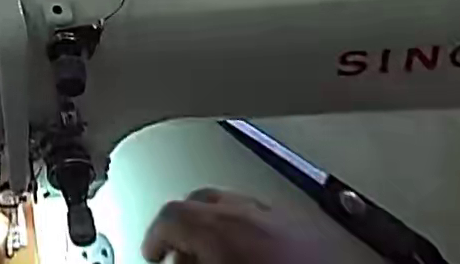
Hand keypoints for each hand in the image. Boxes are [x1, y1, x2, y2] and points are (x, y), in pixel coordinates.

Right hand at [142, 189, 334, 262]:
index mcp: (219, 224)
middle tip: (177, 256)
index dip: (155, 234)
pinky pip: (262, 217)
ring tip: (212, 256)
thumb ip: (190, 259)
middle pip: (199, 202)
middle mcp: (247, 210)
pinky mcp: (307, 230)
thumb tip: (173, 260)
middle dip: (183, 226)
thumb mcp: (216, 263)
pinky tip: (251, 255)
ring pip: (231, 206)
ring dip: (214, 226)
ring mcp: (279, 217)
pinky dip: (246, 230)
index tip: (152, 252)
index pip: (170, 213)